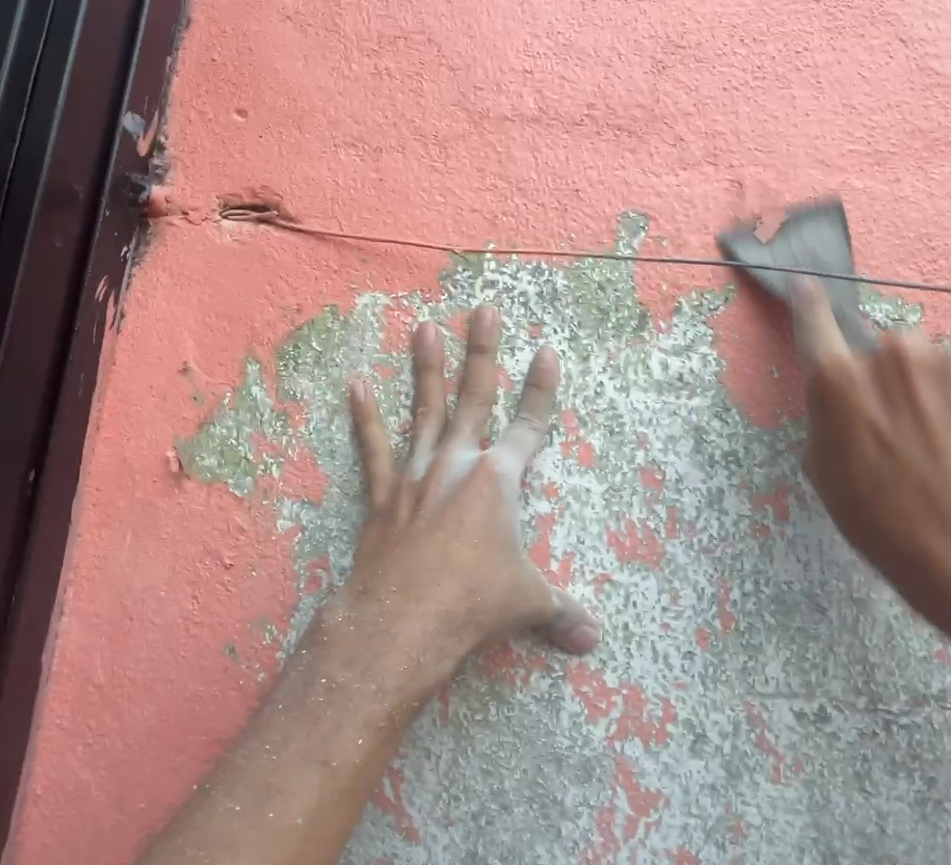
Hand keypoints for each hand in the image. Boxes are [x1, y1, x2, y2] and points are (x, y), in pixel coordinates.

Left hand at [315, 306, 600, 706]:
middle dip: (483, 351)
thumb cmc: (474, 603)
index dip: (541, 390)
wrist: (405, 619)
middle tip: (483, 309)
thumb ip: (562, 613)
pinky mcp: (384, 493)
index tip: (548, 351)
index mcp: (500, 481)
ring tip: (424, 326)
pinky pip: (373, 446)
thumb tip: (592, 641)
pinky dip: (364, 415)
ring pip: (424, 408)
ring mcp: (417, 474)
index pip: (529, 426)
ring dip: (426, 367)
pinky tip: (357, 382)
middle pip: (474, 396)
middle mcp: (459, 464)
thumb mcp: (528, 603)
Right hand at [789, 279, 950, 669]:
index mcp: (838, 378)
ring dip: (931, 389)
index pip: (814, 321)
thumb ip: (829, 417)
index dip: (808, 303)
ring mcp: (949, 360)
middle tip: (900, 427)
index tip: (807, 286)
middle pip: (883, 351)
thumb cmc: (882, 520)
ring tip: (946, 442)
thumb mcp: (825, 471)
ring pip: (931, 364)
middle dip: (888, 378)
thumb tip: (848, 400)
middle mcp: (891, 354)